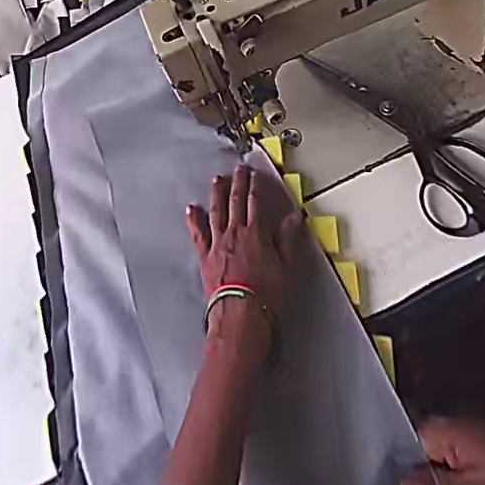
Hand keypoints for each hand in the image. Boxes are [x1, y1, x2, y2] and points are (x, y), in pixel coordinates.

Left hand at [186, 166, 300, 347]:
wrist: (240, 316)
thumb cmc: (265, 295)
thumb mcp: (285, 266)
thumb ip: (287, 239)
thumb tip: (293, 217)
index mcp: (256, 233)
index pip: (255, 203)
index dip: (255, 186)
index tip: (255, 175)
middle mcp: (235, 233)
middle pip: (236, 201)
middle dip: (237, 182)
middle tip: (238, 169)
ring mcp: (218, 244)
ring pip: (216, 211)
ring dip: (217, 194)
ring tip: (217, 180)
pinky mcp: (206, 257)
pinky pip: (198, 233)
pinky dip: (194, 220)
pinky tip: (191, 209)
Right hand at [401, 418, 484, 484]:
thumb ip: (434, 484)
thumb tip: (402, 483)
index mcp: (442, 429)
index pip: (407, 443)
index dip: (402, 467)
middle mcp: (450, 425)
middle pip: (422, 451)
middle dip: (421, 475)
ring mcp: (466, 435)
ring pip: (439, 459)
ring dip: (438, 480)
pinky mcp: (480, 447)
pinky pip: (455, 461)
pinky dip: (454, 477)